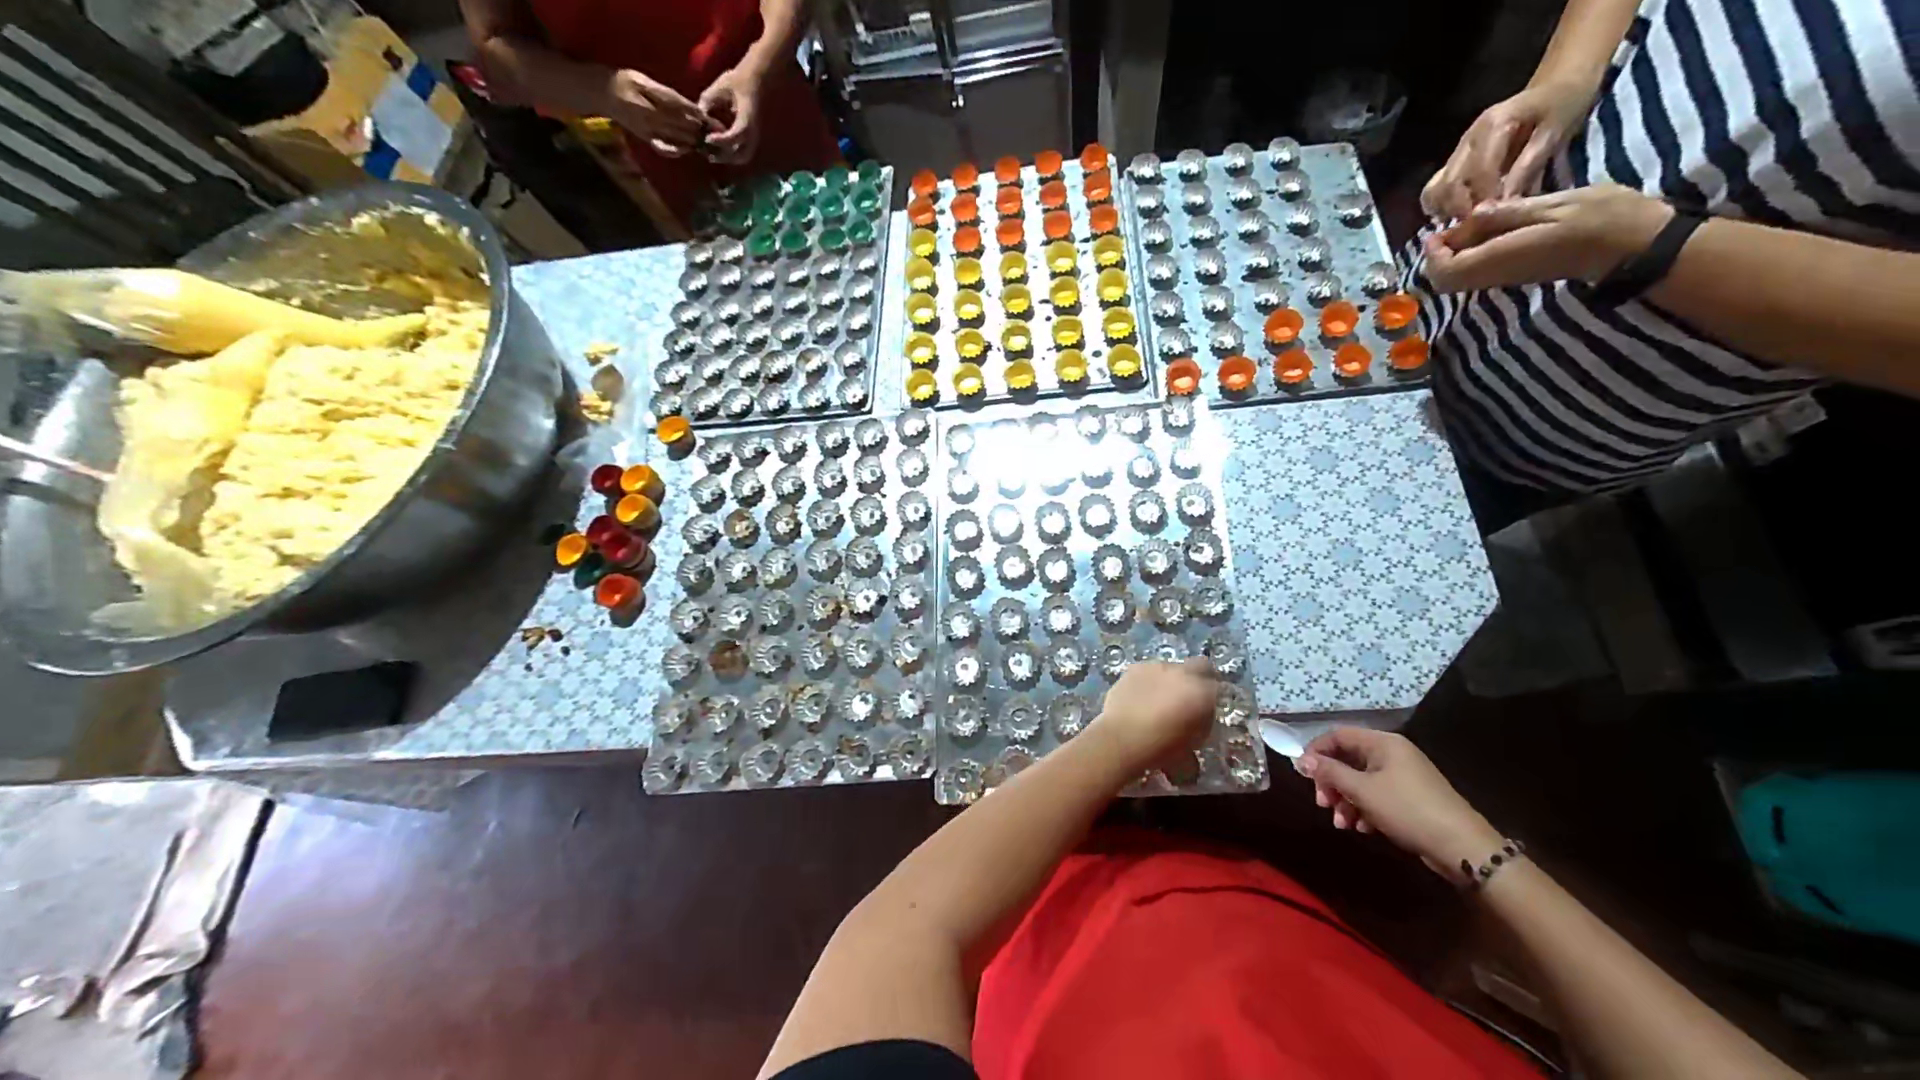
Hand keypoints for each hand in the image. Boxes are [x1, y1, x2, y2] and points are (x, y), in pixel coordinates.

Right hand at [605, 68, 711, 157]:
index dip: (696, 113)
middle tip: (717, 132)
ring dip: (692, 141)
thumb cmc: (621, 81)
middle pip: (681, 126)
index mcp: (650, 101)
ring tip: (707, 141)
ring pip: (675, 138)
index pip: (679, 109)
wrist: (600, 94)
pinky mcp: (646, 139)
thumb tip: (685, 104)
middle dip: (700, 129)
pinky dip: (675, 151)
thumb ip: (662, 92)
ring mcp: (649, 131)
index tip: (710, 117)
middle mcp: (651, 118)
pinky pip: (663, 149)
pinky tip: (685, 151)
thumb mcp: (640, 79)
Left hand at [697, 64, 763, 164]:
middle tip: (707, 151)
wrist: (752, 82)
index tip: (707, 139)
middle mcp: (753, 132)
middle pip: (741, 155)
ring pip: (742, 158)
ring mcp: (753, 138)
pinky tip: (718, 151)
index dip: (722, 141)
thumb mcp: (718, 89)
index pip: (737, 136)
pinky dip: (730, 156)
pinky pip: (742, 154)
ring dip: (727, 159)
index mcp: (747, 118)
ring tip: (712, 155)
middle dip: (724, 156)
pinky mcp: (751, 140)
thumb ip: (707, 104)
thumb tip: (697, 119)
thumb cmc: (734, 83)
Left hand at [1092, 658, 1218, 769]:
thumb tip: (1196, 724)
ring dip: (1169, 679)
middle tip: (1186, 697)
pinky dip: (1147, 681)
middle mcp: (1184, 673)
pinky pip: (1148, 671)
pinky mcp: (1135, 668)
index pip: (1218, 686)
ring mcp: (1158, 667)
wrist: (1124, 738)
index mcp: (1204, 692)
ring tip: (1158, 699)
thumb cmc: (1163, 748)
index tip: (1206, 706)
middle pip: (1199, 666)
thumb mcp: (1192, 744)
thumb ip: (1200, 727)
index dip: (1212, 695)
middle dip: (1196, 678)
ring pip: (1171, 668)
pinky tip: (1139, 697)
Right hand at [1294, 728, 1503, 883]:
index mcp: (1383, 744)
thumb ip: (1330, 772)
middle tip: (1322, 803)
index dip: (1317, 751)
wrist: (1461, 847)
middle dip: (1331, 783)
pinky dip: (1363, 809)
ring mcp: (1402, 777)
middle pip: (1348, 760)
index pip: (1338, 735)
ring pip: (1360, 781)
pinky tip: (1362, 828)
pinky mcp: (1409, 798)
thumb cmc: (1407, 809)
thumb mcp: (1362, 790)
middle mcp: (1392, 754)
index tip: (1303, 774)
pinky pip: (1376, 796)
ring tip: (1342, 824)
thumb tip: (1301, 759)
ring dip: (1345, 801)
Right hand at [1422, 79, 1598, 219]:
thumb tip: (1506, 202)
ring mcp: (1456, 152)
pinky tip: (1458, 215)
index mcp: (1493, 125)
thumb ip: (1528, 166)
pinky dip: (1440, 207)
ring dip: (1447, 211)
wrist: (1555, 86)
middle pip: (1448, 185)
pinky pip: (1434, 190)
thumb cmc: (1561, 105)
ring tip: (1468, 221)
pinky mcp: (1453, 162)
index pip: (1478, 171)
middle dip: (1462, 209)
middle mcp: (1467, 140)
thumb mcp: (1554, 132)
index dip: (1484, 197)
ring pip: (1434, 190)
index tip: (1496, 216)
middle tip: (1482, 224)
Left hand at [1424, 184, 1674, 292]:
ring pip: (1461, 279)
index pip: (1445, 270)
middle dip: (1439, 258)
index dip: (1433, 253)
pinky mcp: (1517, 275)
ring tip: (1470, 226)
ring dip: (1455, 257)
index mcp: (1500, 257)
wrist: (1636, 246)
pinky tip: (1488, 233)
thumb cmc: (1602, 218)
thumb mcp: (1554, 204)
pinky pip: (1479, 273)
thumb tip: (1472, 215)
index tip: (1439, 230)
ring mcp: (1506, 278)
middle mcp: (1496, 274)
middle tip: (1451, 229)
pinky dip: (1472, 258)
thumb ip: (1508, 213)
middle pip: (1446, 280)